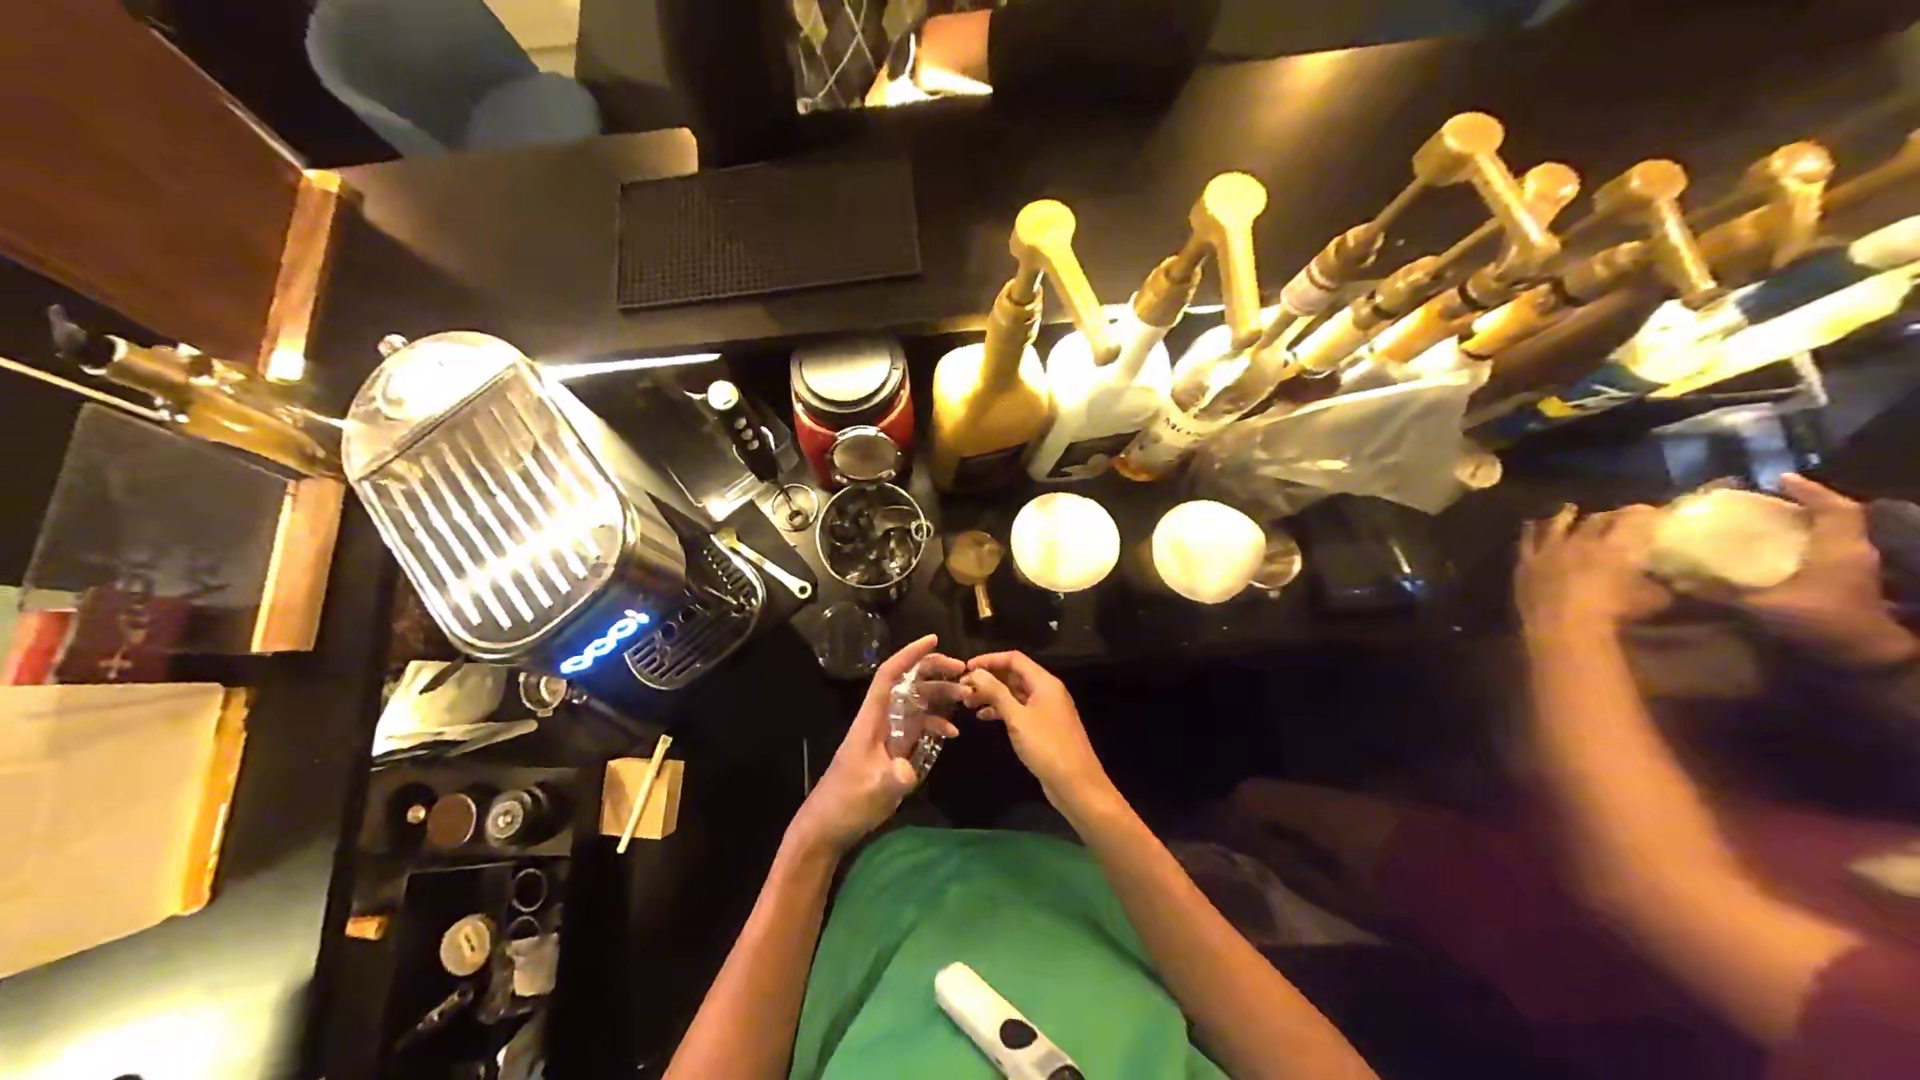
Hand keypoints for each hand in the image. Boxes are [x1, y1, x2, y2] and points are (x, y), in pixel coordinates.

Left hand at [788, 635, 963, 857]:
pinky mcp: (893, 751)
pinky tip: (952, 733)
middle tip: (963, 671)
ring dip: (940, 696)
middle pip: (908, 683)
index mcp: (871, 718)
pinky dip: (936, 724)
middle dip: (934, 671)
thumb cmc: (846, 802)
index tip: (933, 639)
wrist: (828, 827)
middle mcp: (880, 719)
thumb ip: (894, 777)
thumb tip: (909, 769)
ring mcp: (887, 734)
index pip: (889, 675)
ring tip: (966, 697)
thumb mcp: (873, 790)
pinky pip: (918, 727)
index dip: (909, 654)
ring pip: (916, 703)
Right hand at [959, 651, 1115, 814]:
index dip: (989, 659)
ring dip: (993, 695)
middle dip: (989, 678)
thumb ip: (996, 692)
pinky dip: (1002, 710)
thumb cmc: (1046, 747)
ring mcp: (1046, 709)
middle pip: (1014, 674)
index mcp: (1044, 682)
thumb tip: (977, 672)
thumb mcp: (1017, 718)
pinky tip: (984, 717)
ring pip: (1015, 693)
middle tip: (963, 689)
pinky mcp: (1044, 726)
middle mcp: (1047, 691)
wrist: (1076, 783)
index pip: (1014, 659)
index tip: (966, 669)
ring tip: (968, 703)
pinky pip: (1020, 709)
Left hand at [1517, 504, 1671, 634]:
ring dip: (1565, 516)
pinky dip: (1530, 531)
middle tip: (1612, 515)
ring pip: (1556, 525)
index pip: (1632, 520)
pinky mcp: (1526, 563)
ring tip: (1569, 509)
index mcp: (1615, 546)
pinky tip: (1530, 524)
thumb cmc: (1613, 612)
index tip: (1648, 510)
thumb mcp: (1651, 599)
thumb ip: (1657, 585)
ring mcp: (1549, 550)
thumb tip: (1662, 581)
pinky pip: (1527, 541)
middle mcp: (1580, 541)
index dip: (1641, 513)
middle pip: (1594, 520)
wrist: (1564, 624)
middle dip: (1606, 515)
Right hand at [1730, 474, 1916, 667]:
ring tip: (1769, 525)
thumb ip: (1718, 593)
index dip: (1809, 491)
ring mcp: (1855, 572)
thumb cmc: (1820, 623)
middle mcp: (1853, 554)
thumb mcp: (1762, 608)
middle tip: (1767, 502)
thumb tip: (1672, 580)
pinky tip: (1780, 555)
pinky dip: (1807, 548)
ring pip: (1834, 538)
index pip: (1834, 508)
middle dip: (1805, 508)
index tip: (1779, 479)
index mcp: (1840, 549)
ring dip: (1806, 528)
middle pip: (1836, 520)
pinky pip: (1828, 555)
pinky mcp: (1850, 587)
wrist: (1866, 660)